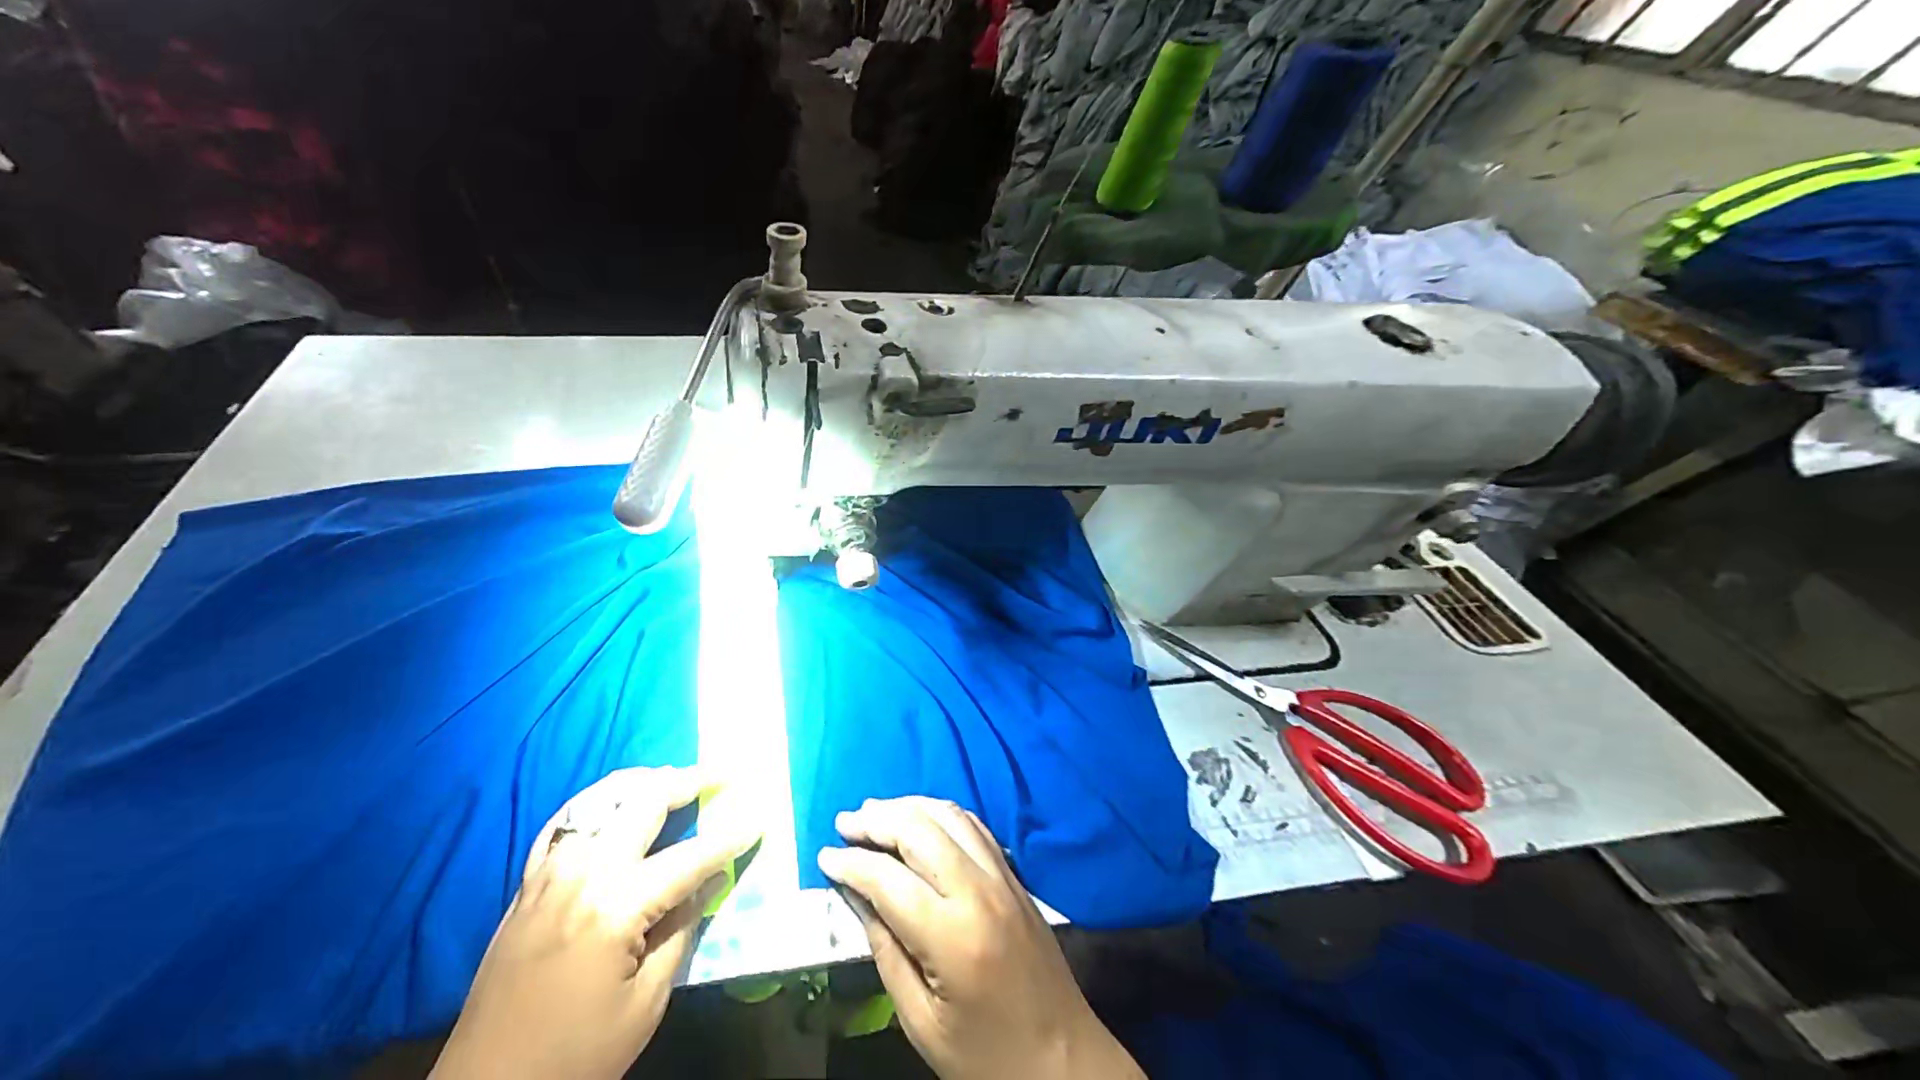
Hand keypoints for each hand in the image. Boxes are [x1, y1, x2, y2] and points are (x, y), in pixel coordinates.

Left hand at [431, 766, 756, 1079]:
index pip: (688, 859)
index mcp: (617, 906)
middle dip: (686, 784)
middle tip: (718, 775)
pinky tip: (608, 803)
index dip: (728, 840)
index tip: (757, 822)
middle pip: (642, 806)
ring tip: (670, 778)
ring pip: (598, 803)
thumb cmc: (576, 1054)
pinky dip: (590, 804)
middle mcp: (582, 875)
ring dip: (640, 784)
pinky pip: (560, 826)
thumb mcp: (646, 1003)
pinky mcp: (525, 888)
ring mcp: (548, 876)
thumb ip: (681, 932)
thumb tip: (711, 881)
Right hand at [816, 797, 1143, 1079]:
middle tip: (846, 823)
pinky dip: (943, 814)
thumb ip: (886, 951)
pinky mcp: (1016, 878)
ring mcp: (1003, 878)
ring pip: (950, 817)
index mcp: (952, 935)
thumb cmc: (985, 1055)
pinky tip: (923, 818)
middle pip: (920, 831)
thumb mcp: (920, 1020)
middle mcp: (979, 891)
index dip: (851, 864)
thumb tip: (858, 897)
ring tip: (875, 811)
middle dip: (878, 821)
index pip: (888, 878)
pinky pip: (976, 828)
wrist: (1063, 1060)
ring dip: (909, 807)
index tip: (825, 857)